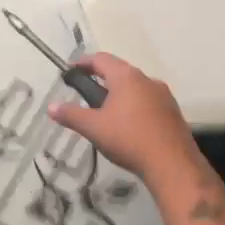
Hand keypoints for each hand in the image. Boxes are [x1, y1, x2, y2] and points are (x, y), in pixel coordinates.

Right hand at [48, 53, 201, 181]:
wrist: (173, 165)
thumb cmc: (128, 139)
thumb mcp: (93, 127)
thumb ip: (70, 115)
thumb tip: (51, 106)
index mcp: (127, 77)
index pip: (101, 59)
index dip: (83, 62)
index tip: (70, 70)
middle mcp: (147, 80)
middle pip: (119, 72)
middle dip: (100, 79)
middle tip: (84, 92)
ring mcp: (164, 96)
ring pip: (135, 88)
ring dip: (118, 94)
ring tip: (104, 111)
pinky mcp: (172, 113)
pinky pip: (147, 102)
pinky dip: (132, 106)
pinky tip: (126, 125)